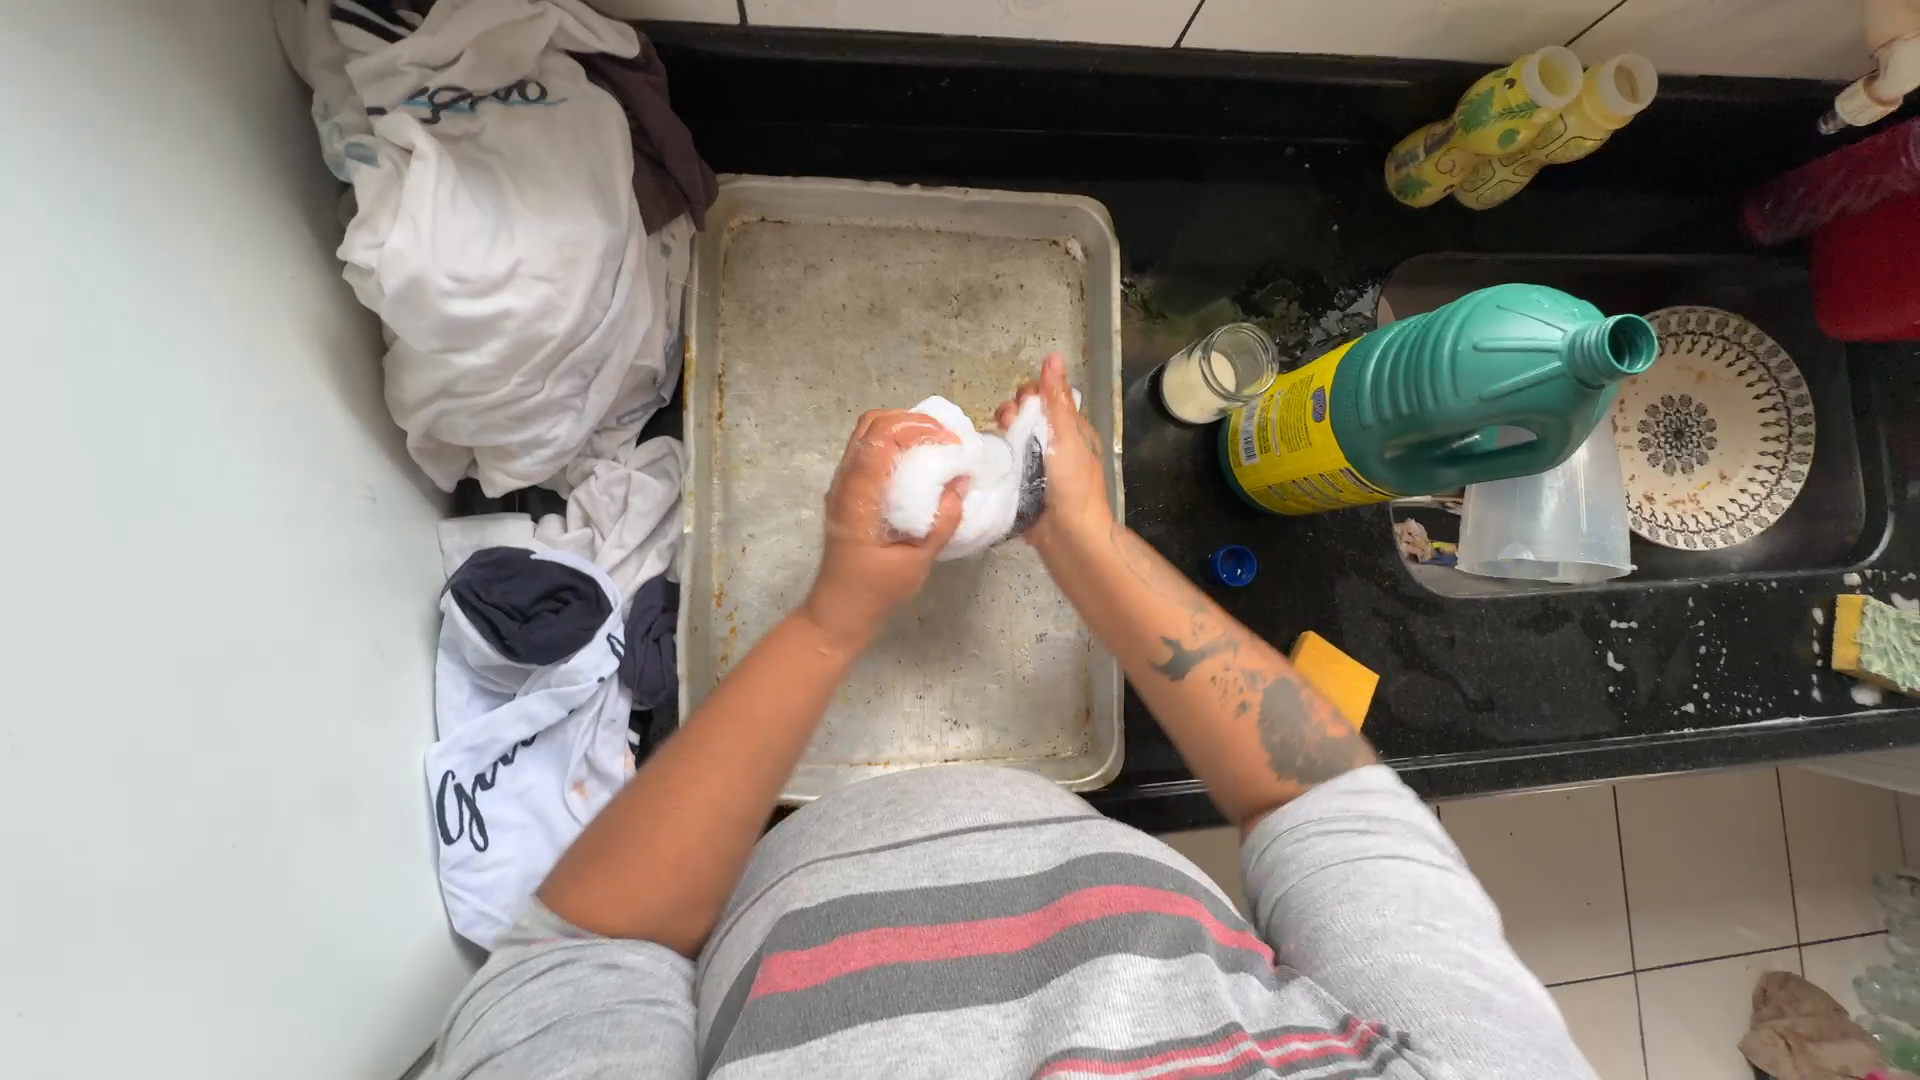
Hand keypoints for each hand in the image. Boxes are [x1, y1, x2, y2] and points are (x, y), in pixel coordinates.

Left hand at [801, 410, 965, 649]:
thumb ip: (941, 521)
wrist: (838, 611)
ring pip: (867, 434)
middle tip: (946, 436)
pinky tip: (919, 461)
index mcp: (857, 497)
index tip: (950, 441)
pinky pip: (868, 452)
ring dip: (902, 429)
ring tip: (936, 443)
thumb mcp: (917, 560)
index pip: (880, 440)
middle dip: (912, 420)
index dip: (917, 428)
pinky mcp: (847, 493)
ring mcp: (842, 486)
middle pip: (871, 425)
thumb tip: (959, 483)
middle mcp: (844, 483)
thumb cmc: (875, 591)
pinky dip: (895, 444)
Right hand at [995, 352, 1112, 559]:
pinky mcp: (1025, 489)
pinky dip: (999, 461)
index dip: (1031, 396)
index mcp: (1073, 433)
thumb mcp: (1067, 437)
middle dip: (1013, 415)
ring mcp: (1040, 470)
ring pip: (1015, 443)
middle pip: (1028, 420)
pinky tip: (987, 461)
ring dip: (1003, 436)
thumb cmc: (1074, 485)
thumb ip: (1056, 400)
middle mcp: (1057, 449)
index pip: (1048, 402)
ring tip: (995, 440)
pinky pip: (1008, 468)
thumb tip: (1053, 357)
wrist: (1069, 538)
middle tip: (1006, 423)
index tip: (1021, 402)